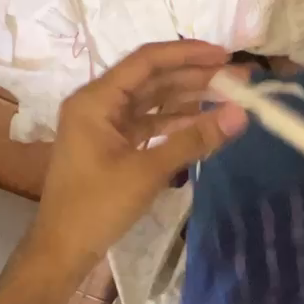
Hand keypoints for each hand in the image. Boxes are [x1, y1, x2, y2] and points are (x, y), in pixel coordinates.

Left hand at [26, 40, 247, 272]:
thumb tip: (240, 114)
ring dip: (187, 99)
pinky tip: (203, 124)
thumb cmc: (97, 207)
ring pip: (151, 102)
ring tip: (227, 98)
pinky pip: (148, 125)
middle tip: (237, 78)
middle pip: (151, 79)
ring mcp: (104, 126)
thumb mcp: (148, 172)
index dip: (188, 54)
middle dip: (194, 77)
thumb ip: (194, 140)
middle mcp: (97, 104)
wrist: (63, 249)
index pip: (146, 61)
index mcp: (95, 100)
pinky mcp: (111, 147)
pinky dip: (174, 124)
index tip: (225, 55)